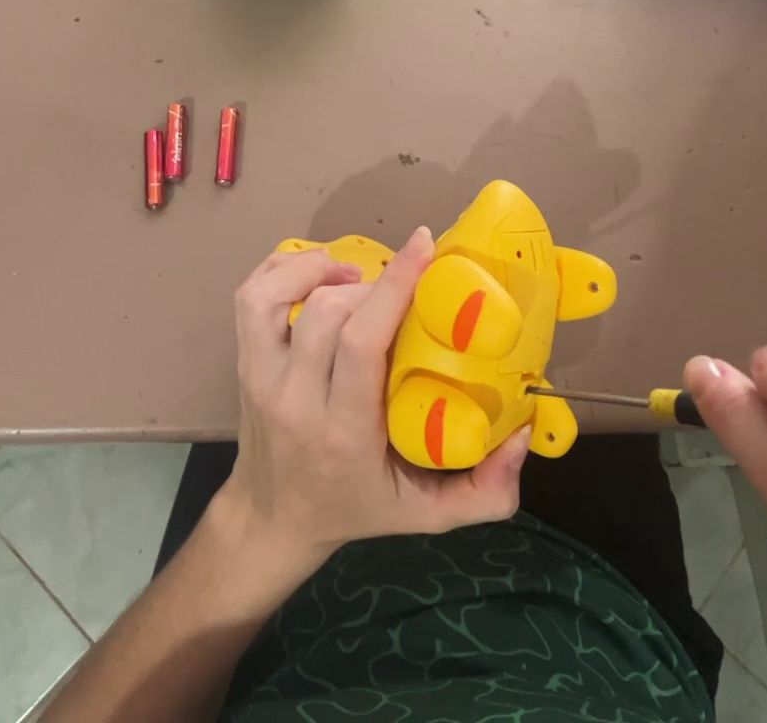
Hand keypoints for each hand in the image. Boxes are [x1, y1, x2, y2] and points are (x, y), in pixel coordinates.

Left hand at [213, 227, 528, 565]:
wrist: (273, 520)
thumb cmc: (355, 509)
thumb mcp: (428, 516)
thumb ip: (487, 491)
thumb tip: (523, 434)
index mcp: (343, 431)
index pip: (360, 341)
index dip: (394, 285)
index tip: (425, 246)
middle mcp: (294, 399)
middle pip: (325, 311)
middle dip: (372, 282)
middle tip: (405, 283)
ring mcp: (259, 377)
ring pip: (275, 296)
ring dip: (319, 269)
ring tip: (356, 273)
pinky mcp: (244, 363)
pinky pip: (251, 296)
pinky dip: (284, 269)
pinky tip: (319, 274)